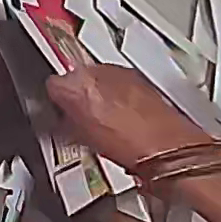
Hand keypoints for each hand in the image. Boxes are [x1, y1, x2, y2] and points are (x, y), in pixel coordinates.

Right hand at [46, 64, 211, 169]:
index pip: (52, 84)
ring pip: (95, 77)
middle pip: (74, 77)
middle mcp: (97, 73)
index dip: (55, 102)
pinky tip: (119, 115)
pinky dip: (114, 92)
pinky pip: (115, 80)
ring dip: (96, 92)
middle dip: (76, 94)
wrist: (168, 149)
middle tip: (79, 117)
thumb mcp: (82, 139)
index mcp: (77, 86)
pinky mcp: (137, 76)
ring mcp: (119, 72)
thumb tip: (63, 119)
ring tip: (102, 119)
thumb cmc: (132, 148)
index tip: (59, 113)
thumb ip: (66, 121)